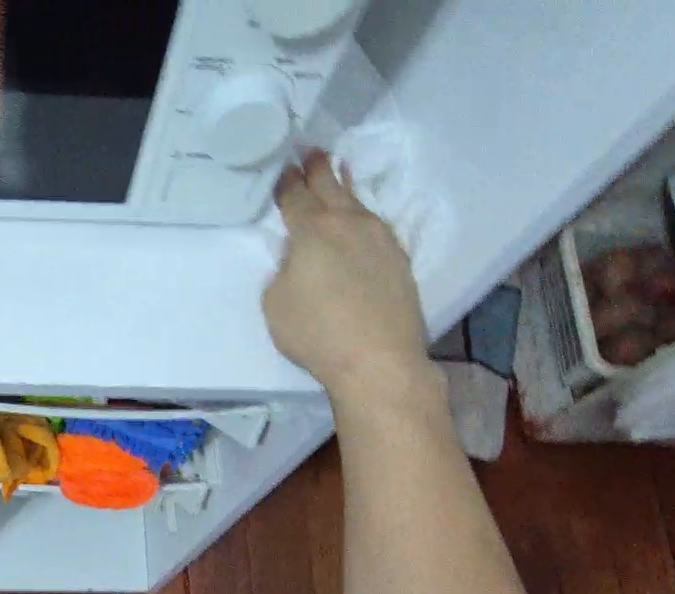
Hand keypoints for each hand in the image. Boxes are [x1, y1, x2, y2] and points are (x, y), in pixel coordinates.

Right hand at [262, 151, 431, 404]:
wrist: (377, 358)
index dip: (285, 183)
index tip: (282, 170)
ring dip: (344, 186)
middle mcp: (349, 224)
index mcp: (312, 232)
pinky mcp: (399, 258)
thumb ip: (281, 274)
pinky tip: (360, 219)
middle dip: (318, 169)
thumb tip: (295, 262)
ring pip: (357, 203)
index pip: (295, 197)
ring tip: (340, 173)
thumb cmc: (315, 333)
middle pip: (331, 187)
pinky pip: (375, 225)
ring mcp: (380, 239)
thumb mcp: (276, 305)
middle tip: (311, 153)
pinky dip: (362, 215)